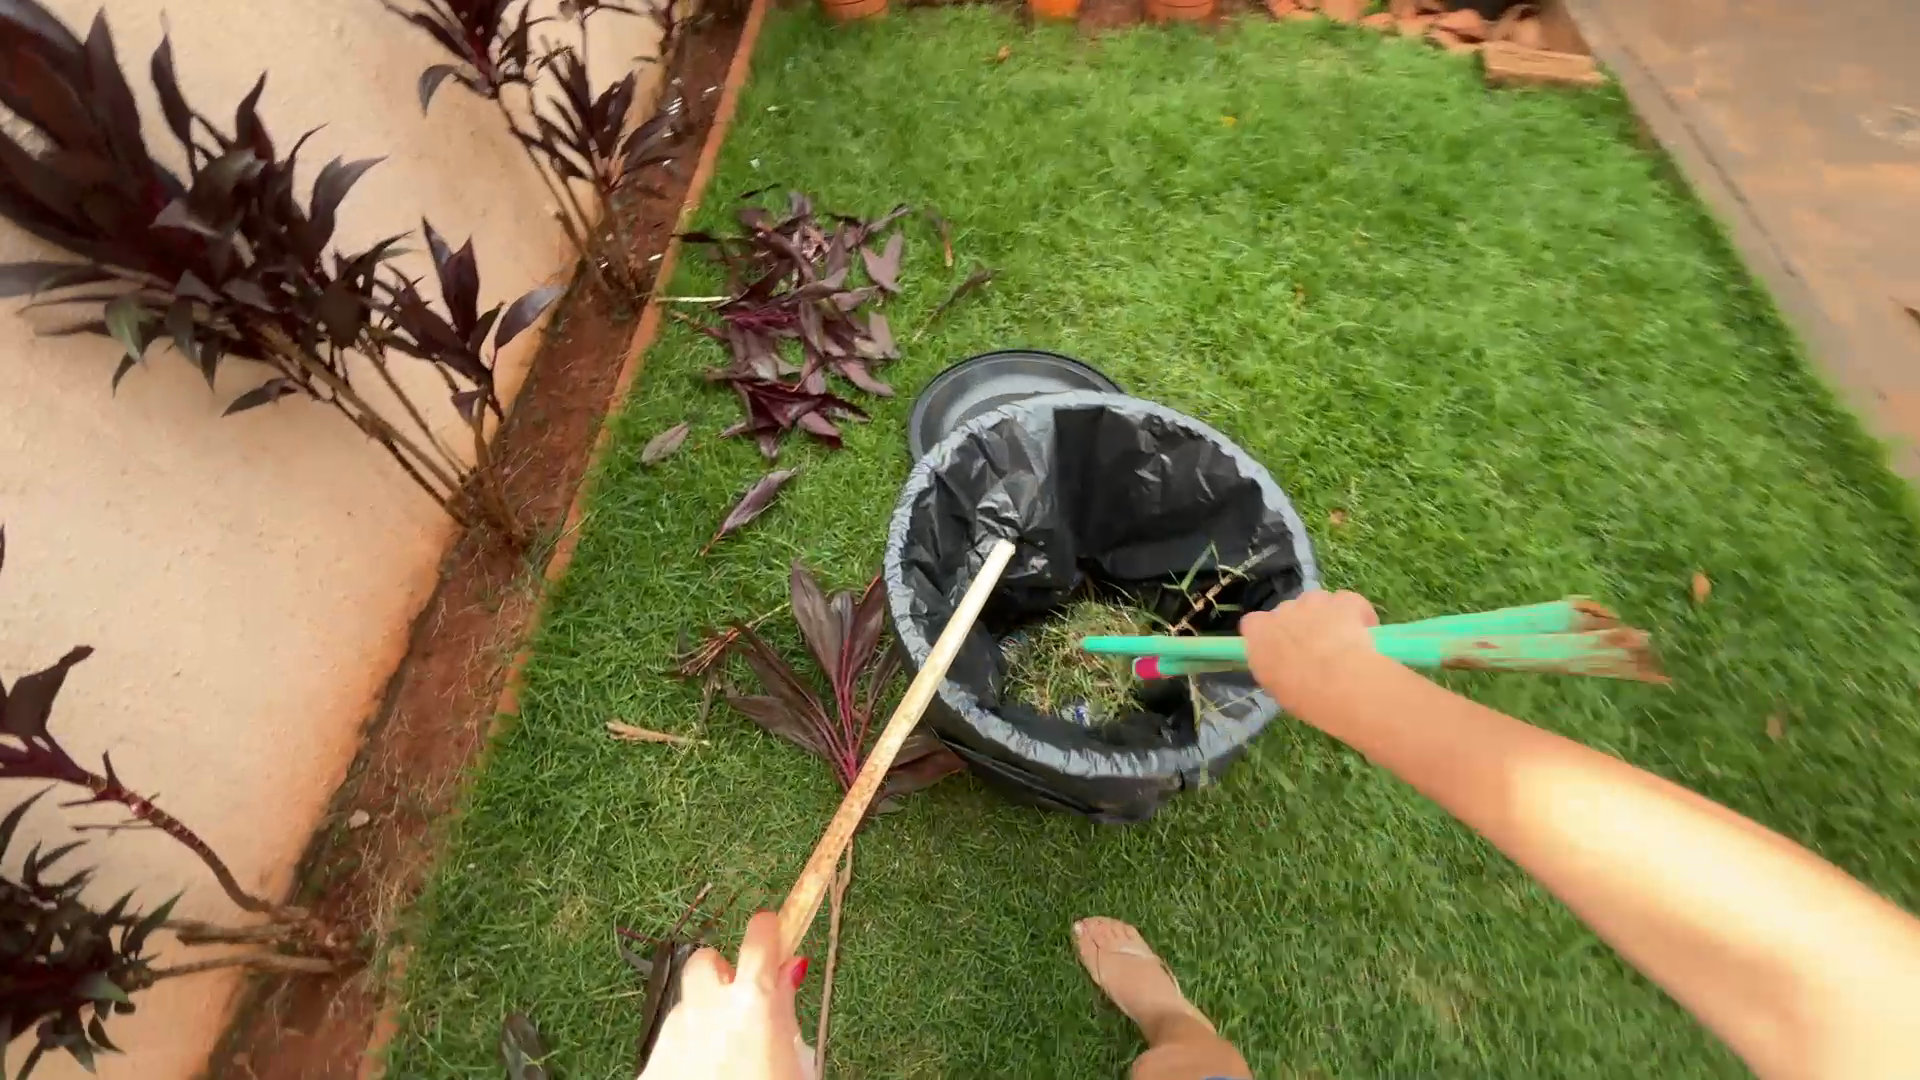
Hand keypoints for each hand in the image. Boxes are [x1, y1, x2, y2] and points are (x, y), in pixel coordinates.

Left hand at [638, 911, 810, 1079]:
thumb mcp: (796, 1064)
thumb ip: (787, 1010)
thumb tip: (787, 973)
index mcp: (754, 1000)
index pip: (760, 933)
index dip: (768, 930)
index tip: (773, 934)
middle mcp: (708, 1006)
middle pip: (706, 959)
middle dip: (721, 975)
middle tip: (738, 1004)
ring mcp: (673, 1036)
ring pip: (685, 1005)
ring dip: (700, 1018)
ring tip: (719, 1058)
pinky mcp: (648, 1069)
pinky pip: (666, 1047)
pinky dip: (680, 1056)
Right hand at [1239, 589, 1381, 719]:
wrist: (1342, 684)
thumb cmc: (1304, 695)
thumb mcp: (1276, 687)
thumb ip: (1272, 666)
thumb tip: (1282, 665)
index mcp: (1259, 632)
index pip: (1254, 624)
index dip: (1269, 635)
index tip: (1280, 650)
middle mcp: (1282, 610)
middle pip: (1289, 612)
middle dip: (1300, 626)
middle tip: (1315, 651)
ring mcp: (1313, 601)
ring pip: (1318, 603)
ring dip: (1326, 616)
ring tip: (1342, 642)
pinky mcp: (1344, 600)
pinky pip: (1348, 602)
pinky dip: (1357, 615)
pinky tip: (1365, 634)